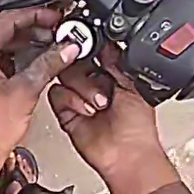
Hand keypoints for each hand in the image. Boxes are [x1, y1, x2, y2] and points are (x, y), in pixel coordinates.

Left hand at [0, 6, 80, 193]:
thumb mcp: (24, 93)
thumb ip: (47, 65)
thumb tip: (65, 48)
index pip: (5, 20)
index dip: (33, 15)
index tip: (53, 16)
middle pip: (1, 30)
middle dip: (31, 27)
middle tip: (55, 30)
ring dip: (24, 43)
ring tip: (49, 46)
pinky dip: (15, 58)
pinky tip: (34, 64)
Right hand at [49, 47, 178, 193]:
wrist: (127, 154)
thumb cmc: (138, 126)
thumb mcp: (133, 83)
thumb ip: (116, 60)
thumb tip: (107, 39)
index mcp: (112, 73)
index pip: (93, 50)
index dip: (89, 46)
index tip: (87, 43)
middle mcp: (93, 83)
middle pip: (74, 60)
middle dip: (86, 69)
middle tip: (96, 76)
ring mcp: (78, 97)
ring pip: (64, 75)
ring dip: (82, 87)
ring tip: (99, 103)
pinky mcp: (65, 112)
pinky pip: (56, 94)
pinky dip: (70, 100)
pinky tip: (85, 111)